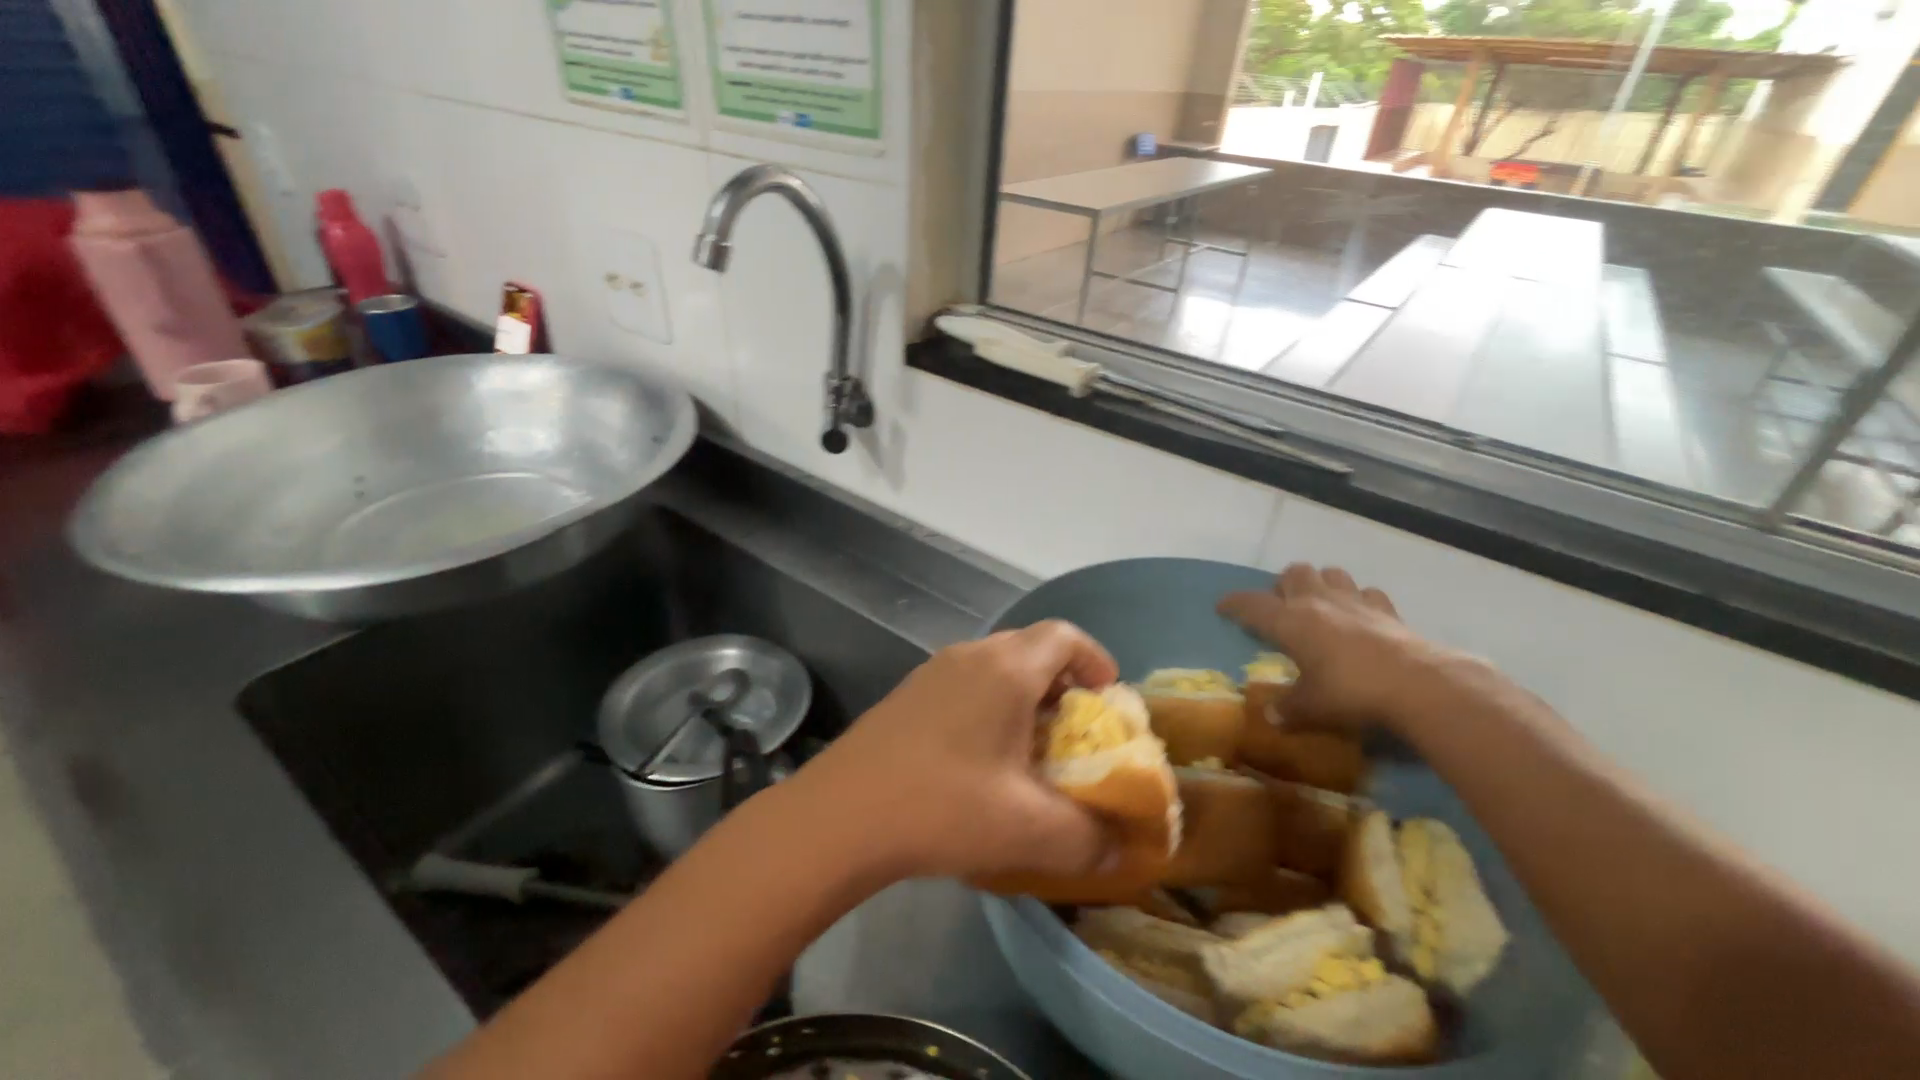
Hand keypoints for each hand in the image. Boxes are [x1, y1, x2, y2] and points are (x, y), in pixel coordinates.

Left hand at [786, 620, 1120, 881]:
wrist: (838, 818)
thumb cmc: (942, 808)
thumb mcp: (1029, 830)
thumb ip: (1089, 840)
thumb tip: (1119, 851)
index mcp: (1006, 670)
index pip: (1066, 636)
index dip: (1097, 661)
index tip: (1110, 702)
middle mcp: (969, 657)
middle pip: (1031, 649)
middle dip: (1064, 685)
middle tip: (1077, 734)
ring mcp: (930, 673)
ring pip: (995, 668)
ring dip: (1024, 699)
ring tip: (1033, 752)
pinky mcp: (905, 698)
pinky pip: (964, 686)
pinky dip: (989, 709)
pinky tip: (982, 763)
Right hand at [1219, 564, 1475, 731]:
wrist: (1417, 684)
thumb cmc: (1350, 692)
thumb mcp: (1311, 708)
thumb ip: (1287, 709)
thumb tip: (1270, 716)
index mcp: (1290, 621)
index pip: (1251, 604)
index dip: (1234, 604)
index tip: (1222, 607)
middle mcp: (1318, 602)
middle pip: (1293, 573)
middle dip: (1282, 586)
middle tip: (1281, 609)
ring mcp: (1355, 601)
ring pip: (1330, 573)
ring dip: (1320, 584)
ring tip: (1319, 606)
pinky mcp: (1387, 609)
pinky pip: (1367, 593)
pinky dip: (1358, 600)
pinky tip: (1359, 616)